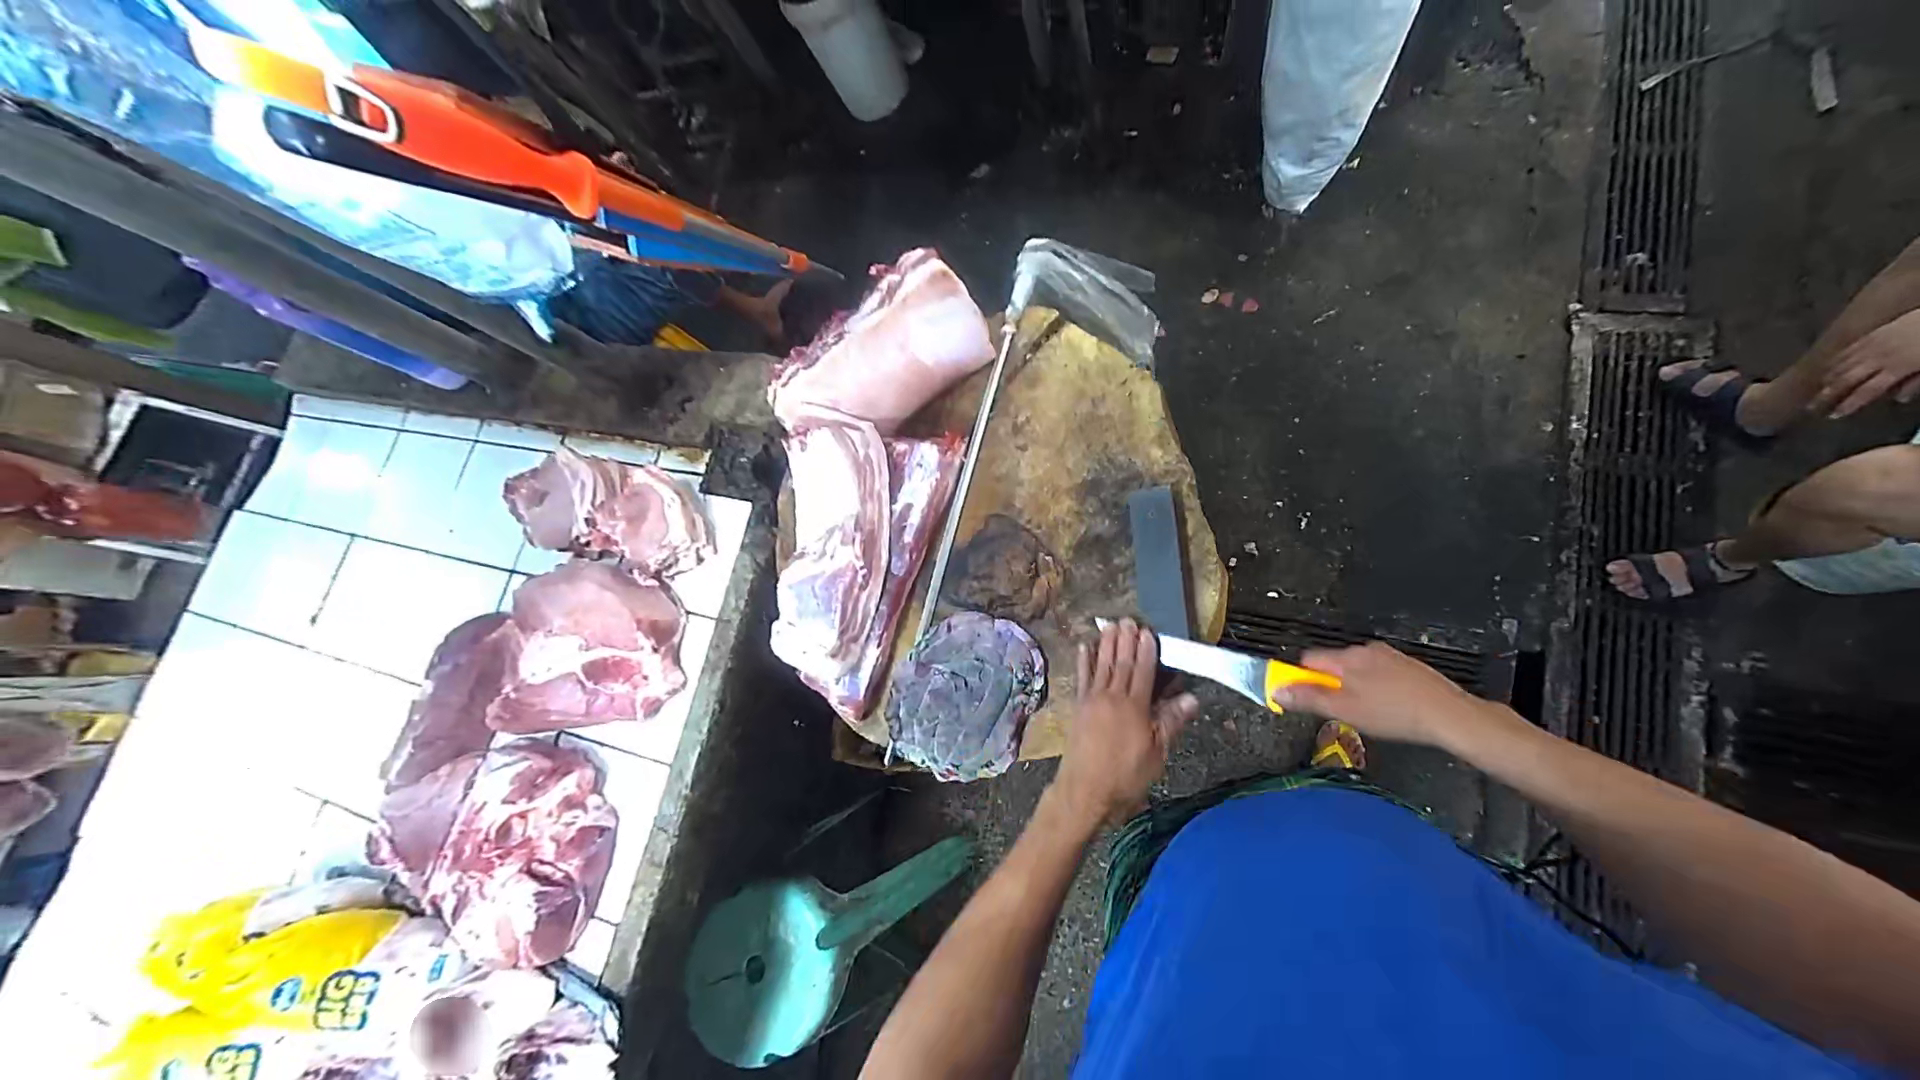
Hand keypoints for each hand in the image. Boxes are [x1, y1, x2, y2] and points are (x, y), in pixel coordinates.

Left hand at [1050, 620, 1196, 829]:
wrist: (1085, 793)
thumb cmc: (1125, 778)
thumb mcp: (1156, 754)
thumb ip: (1171, 722)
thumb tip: (1192, 697)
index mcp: (1134, 708)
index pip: (1143, 671)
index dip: (1147, 650)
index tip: (1149, 632)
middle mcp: (1111, 698)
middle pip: (1120, 663)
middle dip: (1125, 640)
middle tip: (1129, 619)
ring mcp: (1091, 701)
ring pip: (1101, 665)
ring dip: (1106, 643)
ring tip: (1110, 624)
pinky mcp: (1078, 708)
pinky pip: (1081, 678)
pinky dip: (1083, 661)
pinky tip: (1084, 647)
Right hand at [1270, 641, 1509, 752]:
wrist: (1451, 717)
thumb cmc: (1398, 714)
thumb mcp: (1345, 711)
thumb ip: (1308, 698)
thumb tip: (1277, 691)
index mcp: (1347, 657)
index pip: (1306, 660)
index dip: (1300, 678)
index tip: (1301, 696)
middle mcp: (1366, 650)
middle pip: (1331, 664)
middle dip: (1329, 685)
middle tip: (1339, 710)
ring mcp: (1389, 657)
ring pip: (1356, 670)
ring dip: (1353, 688)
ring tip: (1367, 714)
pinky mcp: (1408, 667)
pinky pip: (1378, 674)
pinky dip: (1376, 689)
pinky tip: (1388, 710)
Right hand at [1811, 309, 1919, 418]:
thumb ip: (1918, 381)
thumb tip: (1900, 398)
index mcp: (1899, 367)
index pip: (1867, 391)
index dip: (1850, 404)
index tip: (1834, 415)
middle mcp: (1879, 358)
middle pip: (1847, 379)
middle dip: (1828, 394)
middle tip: (1813, 406)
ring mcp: (1875, 344)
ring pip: (1842, 364)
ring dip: (1828, 379)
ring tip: (1819, 389)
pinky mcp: (1875, 333)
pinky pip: (1849, 349)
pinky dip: (1835, 360)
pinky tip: (1829, 366)